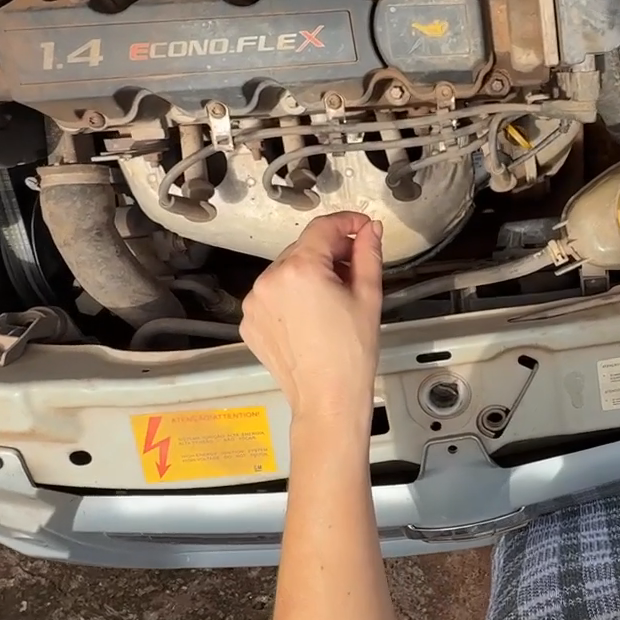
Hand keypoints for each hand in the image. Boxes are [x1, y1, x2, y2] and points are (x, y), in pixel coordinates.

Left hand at [241, 212, 383, 421]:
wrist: (327, 397)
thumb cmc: (352, 352)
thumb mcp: (369, 296)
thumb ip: (369, 254)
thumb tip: (370, 230)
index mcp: (300, 269)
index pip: (323, 227)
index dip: (348, 222)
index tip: (363, 227)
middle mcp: (269, 279)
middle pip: (304, 248)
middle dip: (332, 253)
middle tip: (358, 271)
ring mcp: (254, 301)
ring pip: (288, 271)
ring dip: (311, 274)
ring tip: (335, 300)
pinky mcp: (250, 320)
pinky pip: (274, 294)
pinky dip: (293, 295)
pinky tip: (314, 316)